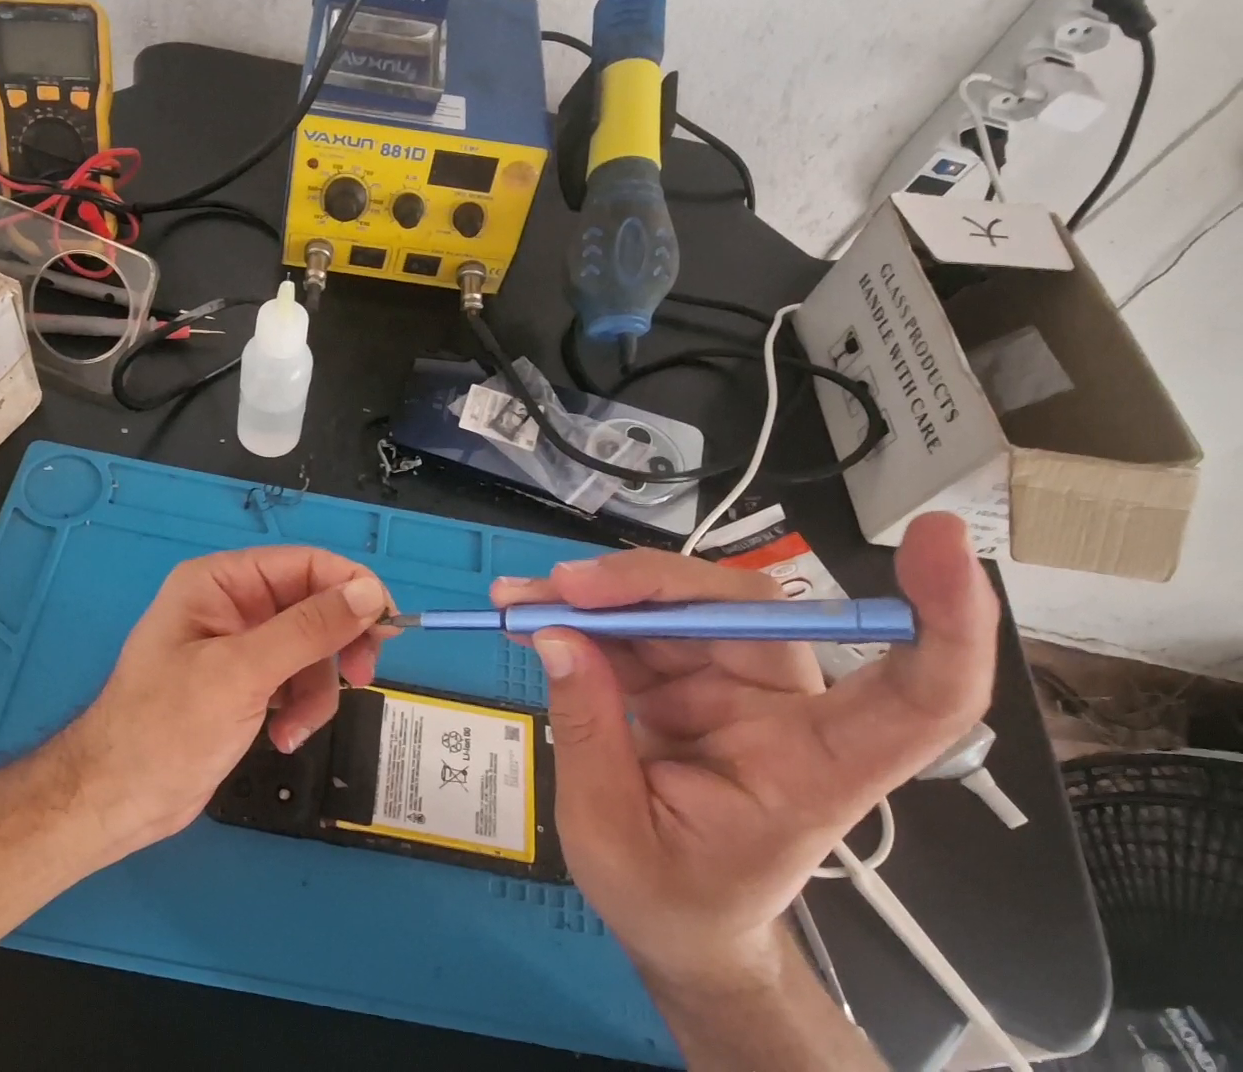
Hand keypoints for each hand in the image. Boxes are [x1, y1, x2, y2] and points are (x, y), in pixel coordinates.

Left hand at [51, 547, 395, 853]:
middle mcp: (233, 605)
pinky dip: (301, 709)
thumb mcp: (242, 673)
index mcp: (220, 582)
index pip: (305, 565)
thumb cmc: (167, 727)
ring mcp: (241, 647)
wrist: (119, 798)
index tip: (386, 629)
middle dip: (336, 649)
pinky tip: (284, 738)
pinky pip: (298, 681)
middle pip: (315, 607)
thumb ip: (309, 630)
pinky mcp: (247, 685)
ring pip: (313, 651)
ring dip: (317, 692)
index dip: (352, 590)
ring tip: (296, 730)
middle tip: (363, 678)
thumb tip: (370, 594)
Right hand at [491, 513, 997, 988]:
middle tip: (561, 588)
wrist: (675, 924)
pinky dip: (586, 618)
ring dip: (599, 597)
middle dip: (650, 586)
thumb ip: (589, 732)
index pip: (916, 696)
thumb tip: (558, 636)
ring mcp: (738, 690)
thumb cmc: (670, 899)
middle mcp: (788, 713)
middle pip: (745, 613)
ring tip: (520, 601)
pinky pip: (644, 628)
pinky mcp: (693, 681)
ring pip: (683, 606)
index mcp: (814, 768)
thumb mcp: (611, 831)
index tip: (937, 540)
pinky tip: (533, 612)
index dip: (944, 618)